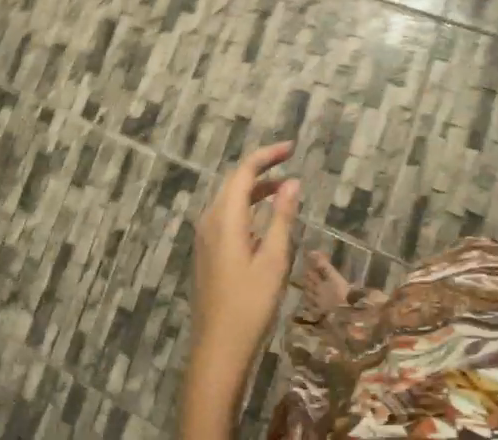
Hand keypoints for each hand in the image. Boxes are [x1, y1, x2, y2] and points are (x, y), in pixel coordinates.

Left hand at [189, 142, 300, 384]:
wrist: (218, 349)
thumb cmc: (249, 305)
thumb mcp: (273, 261)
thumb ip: (281, 218)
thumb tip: (291, 182)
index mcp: (225, 218)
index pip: (244, 172)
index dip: (267, 155)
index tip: (291, 148)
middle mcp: (210, 220)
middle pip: (234, 182)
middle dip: (261, 169)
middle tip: (290, 162)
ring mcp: (205, 237)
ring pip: (229, 200)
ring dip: (255, 190)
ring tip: (283, 189)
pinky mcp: (208, 252)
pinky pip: (226, 217)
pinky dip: (247, 208)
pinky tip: (264, 222)